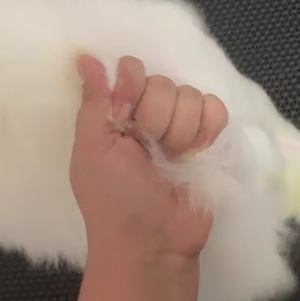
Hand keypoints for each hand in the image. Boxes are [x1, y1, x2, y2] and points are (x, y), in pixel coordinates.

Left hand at [70, 55, 228, 265]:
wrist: (153, 245)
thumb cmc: (114, 200)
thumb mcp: (92, 150)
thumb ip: (94, 101)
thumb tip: (83, 56)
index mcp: (117, 113)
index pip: (132, 70)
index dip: (132, 90)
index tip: (126, 121)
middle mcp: (149, 115)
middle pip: (164, 82)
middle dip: (157, 119)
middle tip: (149, 150)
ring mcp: (181, 127)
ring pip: (191, 95)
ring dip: (181, 131)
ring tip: (172, 160)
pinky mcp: (209, 141)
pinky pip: (216, 109)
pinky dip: (208, 128)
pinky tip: (197, 153)